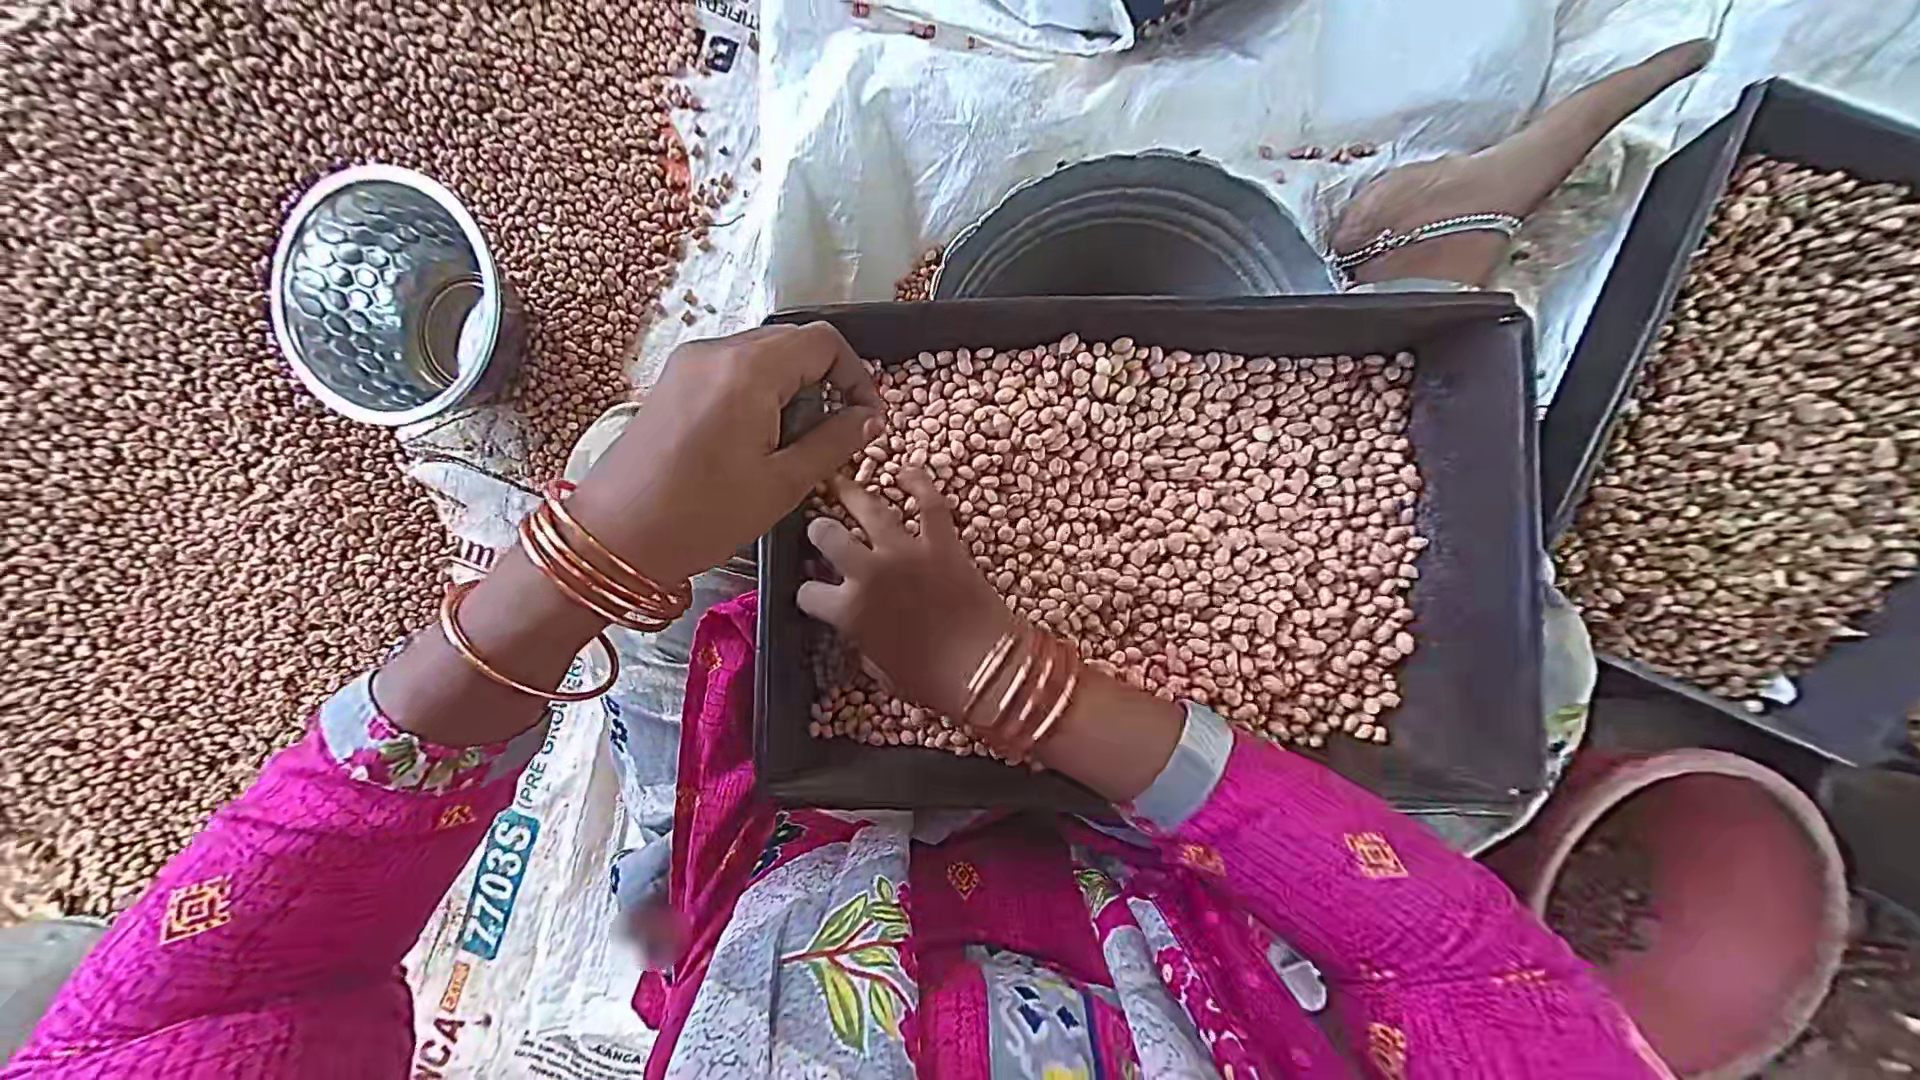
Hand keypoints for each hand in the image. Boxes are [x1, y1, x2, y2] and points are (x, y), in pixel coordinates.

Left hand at [565, 322, 885, 583]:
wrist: (615, 536)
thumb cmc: (703, 515)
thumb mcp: (783, 482)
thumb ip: (834, 441)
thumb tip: (871, 418)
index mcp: (747, 370)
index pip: (824, 342)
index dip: (857, 376)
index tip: (867, 418)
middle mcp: (717, 351)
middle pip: (794, 342)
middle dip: (828, 383)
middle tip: (838, 434)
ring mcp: (691, 364)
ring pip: (766, 357)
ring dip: (796, 390)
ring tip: (799, 444)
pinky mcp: (677, 382)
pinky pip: (736, 372)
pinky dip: (764, 394)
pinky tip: (764, 439)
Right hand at [798, 470, 1014, 721]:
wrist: (986, 669)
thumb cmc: (931, 681)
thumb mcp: (880, 670)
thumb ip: (861, 642)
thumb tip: (857, 629)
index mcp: (848, 611)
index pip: (808, 592)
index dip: (809, 593)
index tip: (816, 593)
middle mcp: (869, 573)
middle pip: (827, 535)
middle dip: (820, 531)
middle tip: (823, 529)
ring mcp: (906, 552)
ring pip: (869, 508)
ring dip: (851, 493)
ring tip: (841, 483)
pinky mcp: (942, 542)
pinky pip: (929, 502)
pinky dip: (918, 482)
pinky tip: (906, 472)